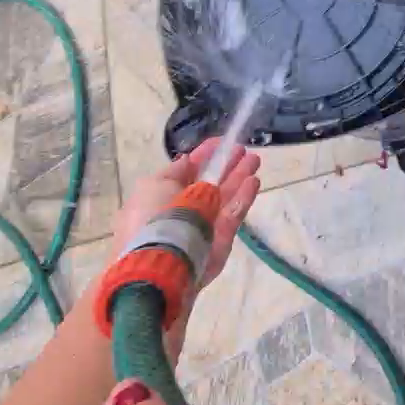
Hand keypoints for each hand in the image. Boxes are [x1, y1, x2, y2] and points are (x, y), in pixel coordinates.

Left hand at [111, 137, 260, 292]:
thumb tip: (189, 161)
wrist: (158, 263)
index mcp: (165, 194)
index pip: (190, 170)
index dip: (206, 154)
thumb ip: (175, 170)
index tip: (223, 141)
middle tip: (244, 149)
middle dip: (228, 164)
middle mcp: (187, 207)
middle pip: (213, 181)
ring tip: (254, 159)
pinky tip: (254, 180)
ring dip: (241, 176)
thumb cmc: (150, 219)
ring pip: (228, 194)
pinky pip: (236, 212)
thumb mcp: (153, 185)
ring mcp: (206, 222)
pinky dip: (245, 196)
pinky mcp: (223, 237)